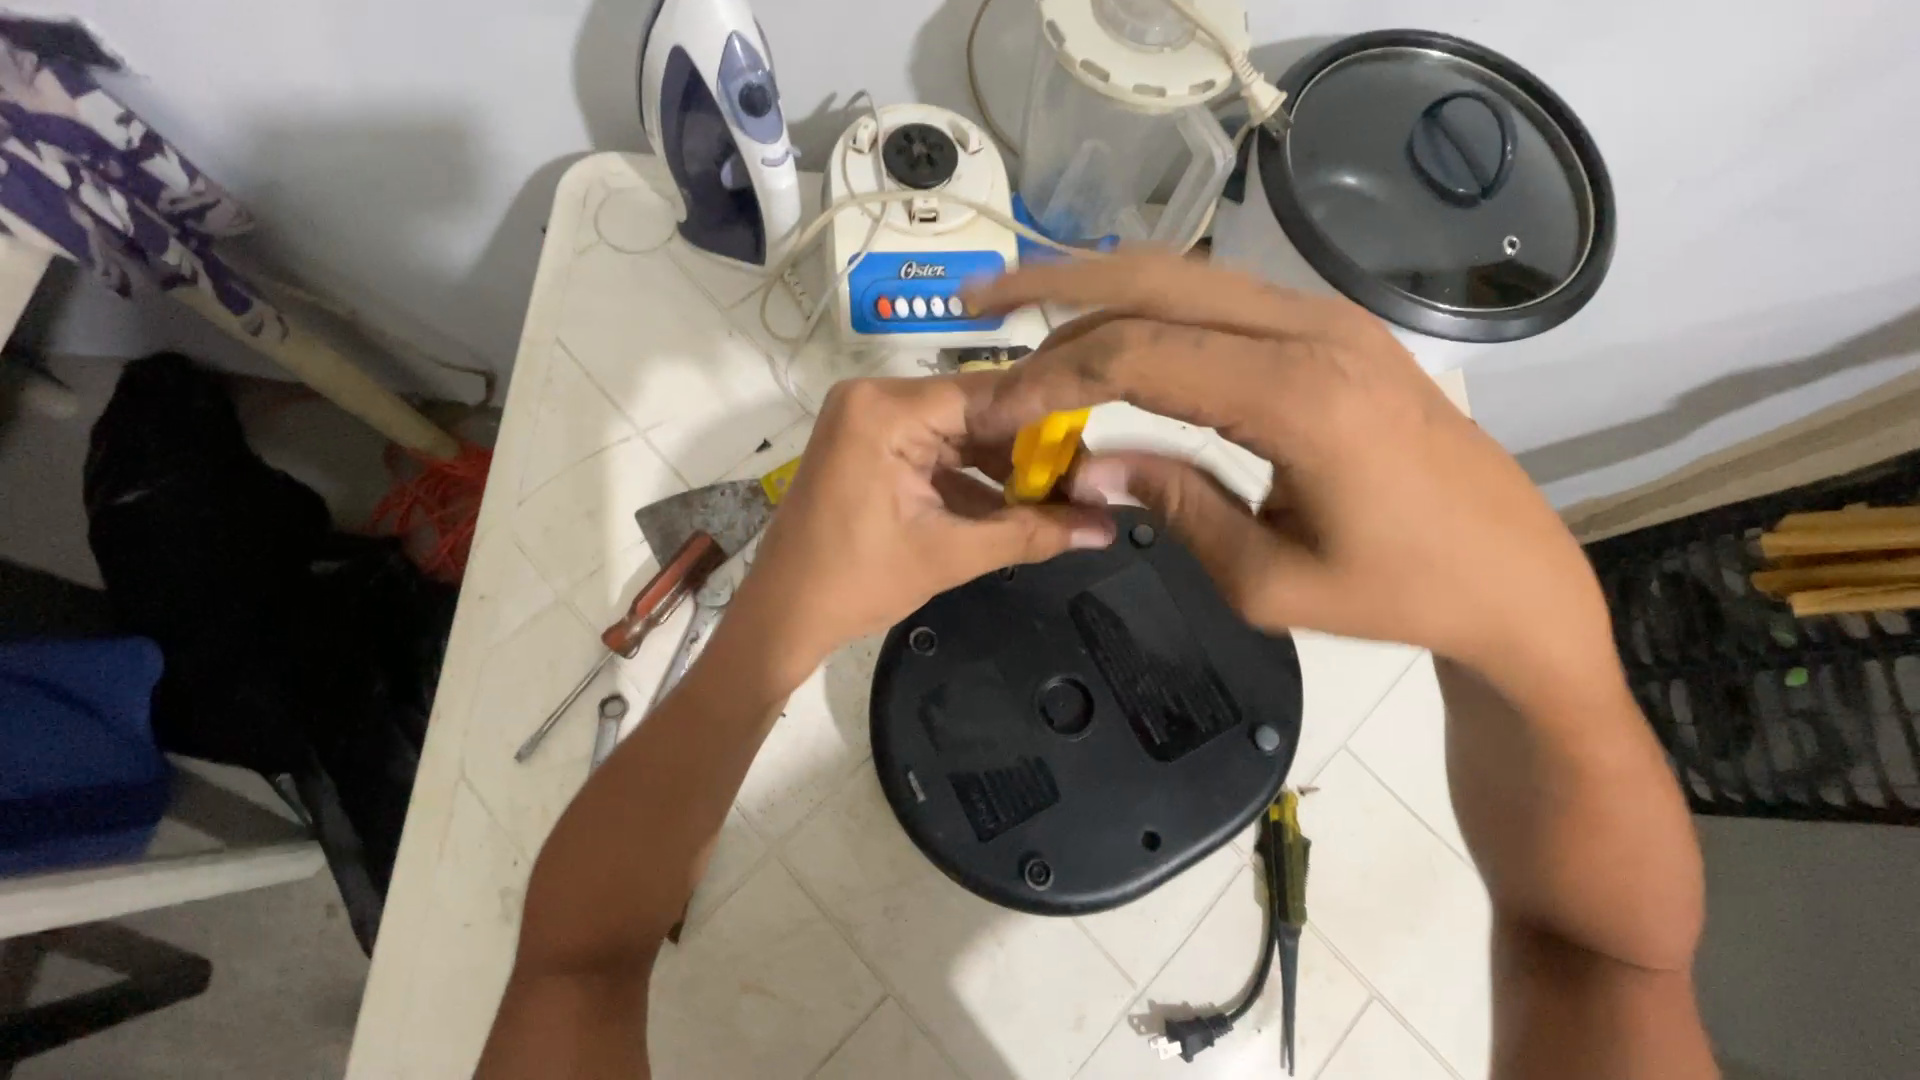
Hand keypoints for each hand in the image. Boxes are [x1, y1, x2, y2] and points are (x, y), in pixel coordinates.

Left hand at [725, 374, 1114, 689]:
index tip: (1097, 450)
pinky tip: (1017, 503)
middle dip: (1029, 451)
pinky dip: (972, 478)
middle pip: (976, 411)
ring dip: (1005, 467)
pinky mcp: (871, 446)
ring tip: (1062, 496)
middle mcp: (876, 398)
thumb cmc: (855, 583)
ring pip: (960, 433)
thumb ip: (1031, 533)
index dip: (1049, 421)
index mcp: (886, 410)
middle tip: (1085, 480)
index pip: (991, 395)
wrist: (782, 616)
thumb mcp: (950, 555)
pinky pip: (936, 451)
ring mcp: (870, 421)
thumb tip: (1106, 528)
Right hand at [965, 255, 1615, 702]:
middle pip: (1155, 282)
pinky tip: (1105, 327)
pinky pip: (1220, 300)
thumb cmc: (1395, 594)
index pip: (1138, 355)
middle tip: (980, 301)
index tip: (996, 410)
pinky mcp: (1332, 329)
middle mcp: (1311, 332)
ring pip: (1186, 277)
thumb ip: (1173, 505)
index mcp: (1297, 398)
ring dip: (1097, 291)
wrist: (1514, 574)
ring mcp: (1328, 319)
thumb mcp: (1267, 580)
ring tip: (1022, 310)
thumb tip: (1086, 461)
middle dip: (1054, 287)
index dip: (1052, 377)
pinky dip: (1149, 308)